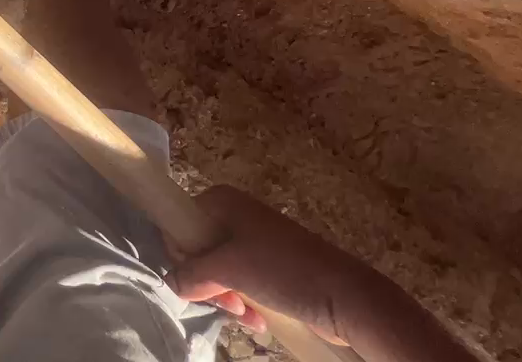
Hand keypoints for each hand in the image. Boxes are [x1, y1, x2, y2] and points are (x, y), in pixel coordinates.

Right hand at [171, 186, 377, 345]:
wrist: (352, 298)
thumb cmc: (284, 270)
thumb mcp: (228, 270)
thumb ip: (190, 275)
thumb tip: (170, 284)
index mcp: (220, 201)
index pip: (179, 227)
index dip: (182, 258)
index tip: (199, 284)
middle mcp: (234, 215)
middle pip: (198, 251)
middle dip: (209, 284)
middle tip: (227, 305)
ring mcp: (255, 241)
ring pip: (219, 270)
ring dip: (227, 297)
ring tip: (246, 317)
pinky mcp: (273, 266)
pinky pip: (242, 281)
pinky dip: (245, 300)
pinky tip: (259, 321)